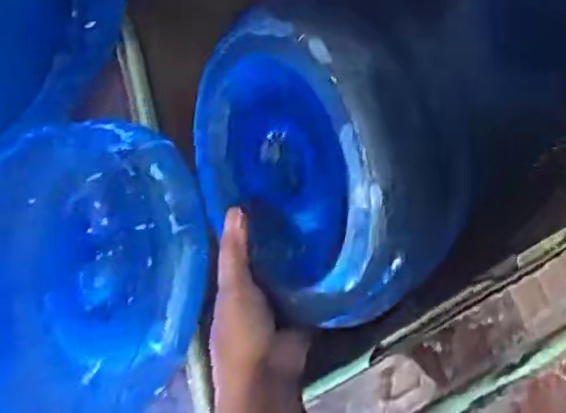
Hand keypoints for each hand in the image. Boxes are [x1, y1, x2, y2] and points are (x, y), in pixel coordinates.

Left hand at [211, 208, 309, 412]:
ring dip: (303, 246)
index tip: (262, 188)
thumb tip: (235, 206)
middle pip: (266, 255)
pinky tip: (335, 236)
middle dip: (279, 230)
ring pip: (291, 266)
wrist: (270, 375)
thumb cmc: (241, 333)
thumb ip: (235, 253)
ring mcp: (280, 300)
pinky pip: (314, 280)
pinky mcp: (305, 305)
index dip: (246, 223)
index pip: (237, 249)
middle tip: (298, 189)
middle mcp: (254, 292)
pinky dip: (322, 264)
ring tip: (320, 204)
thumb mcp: (234, 290)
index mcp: (230, 290)